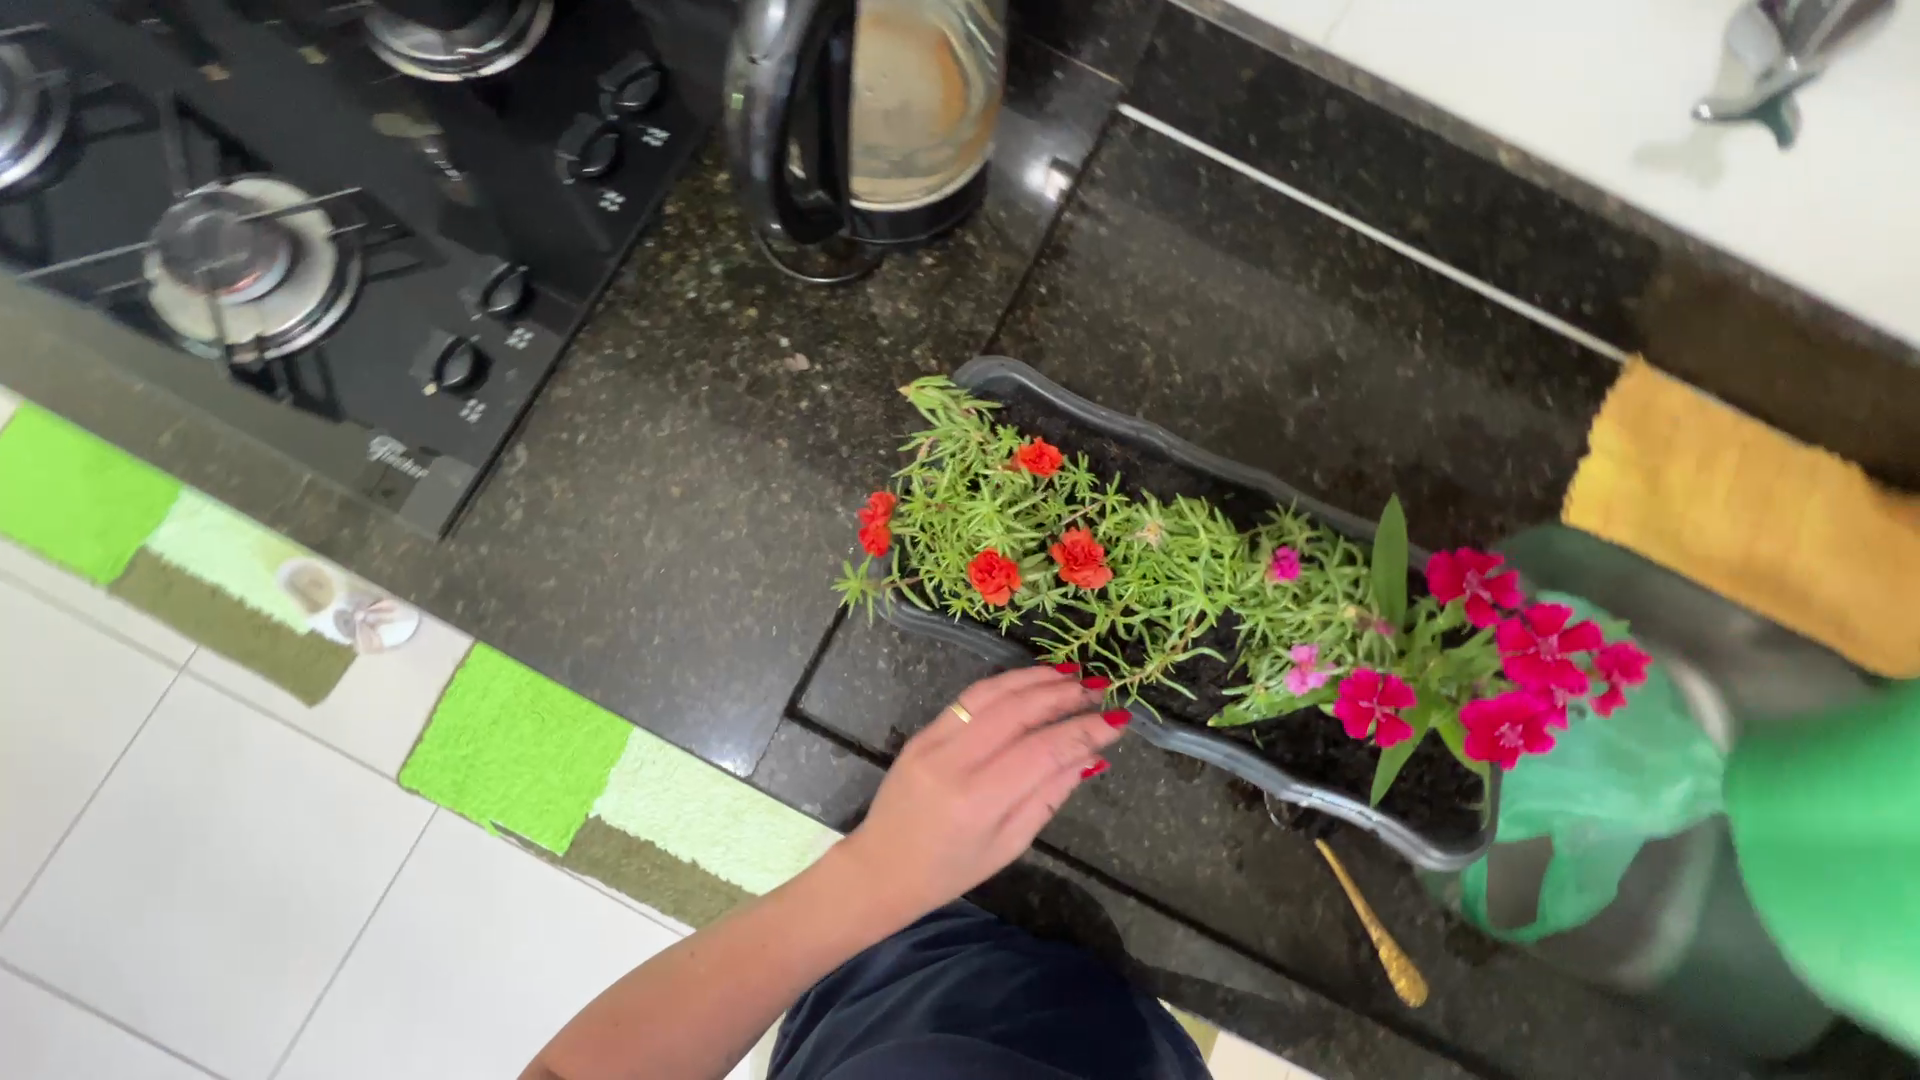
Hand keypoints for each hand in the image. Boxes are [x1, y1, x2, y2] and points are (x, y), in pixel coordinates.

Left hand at [835, 666, 1128, 923]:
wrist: (880, 868)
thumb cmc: (950, 872)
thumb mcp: (1009, 844)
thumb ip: (1049, 796)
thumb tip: (1091, 757)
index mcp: (979, 800)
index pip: (1043, 751)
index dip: (1084, 731)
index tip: (1117, 720)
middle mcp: (954, 762)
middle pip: (1017, 712)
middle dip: (1063, 695)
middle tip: (1099, 688)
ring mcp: (933, 741)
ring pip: (991, 694)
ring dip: (1034, 679)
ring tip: (1070, 675)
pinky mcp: (923, 732)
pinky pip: (969, 699)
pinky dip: (1004, 684)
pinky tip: (1030, 682)